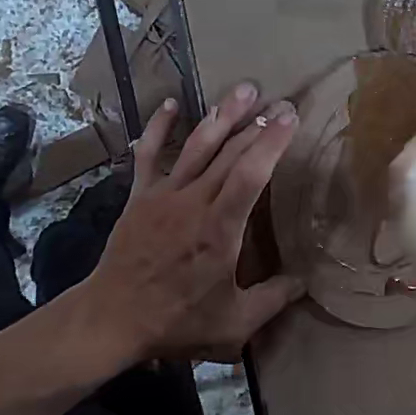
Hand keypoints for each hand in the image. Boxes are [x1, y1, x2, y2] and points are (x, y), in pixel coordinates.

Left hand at [78, 82, 306, 361]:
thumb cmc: (175, 322)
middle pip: (229, 153)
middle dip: (257, 124)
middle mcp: (194, 202)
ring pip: (197, 146)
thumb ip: (272, 300)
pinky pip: (148, 154)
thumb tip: (305, 282)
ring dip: (221, 115)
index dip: (271, 142)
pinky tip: (170, 103)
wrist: (110, 319)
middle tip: (280, 102)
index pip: (250, 175)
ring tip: (244, 89)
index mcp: (220, 229)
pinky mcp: (140, 195)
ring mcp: (164, 194)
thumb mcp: (233, 324)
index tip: (290, 117)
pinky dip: (158, 127)